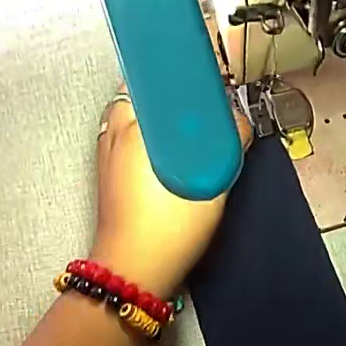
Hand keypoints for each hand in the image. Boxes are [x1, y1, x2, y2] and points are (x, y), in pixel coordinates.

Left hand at [89, 95, 245, 296]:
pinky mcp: (108, 176)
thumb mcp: (211, 185)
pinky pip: (128, 143)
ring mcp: (106, 156)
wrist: (134, 273)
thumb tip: (239, 125)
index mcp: (132, 126)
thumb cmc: (166, 230)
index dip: (177, 73)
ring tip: (190, 137)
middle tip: (201, 111)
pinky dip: (149, 143)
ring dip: (159, 122)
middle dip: (169, 98)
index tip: (200, 78)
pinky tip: (173, 163)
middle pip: (140, 95)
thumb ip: (228, 146)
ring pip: (132, 120)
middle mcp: (112, 134)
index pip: (149, 76)